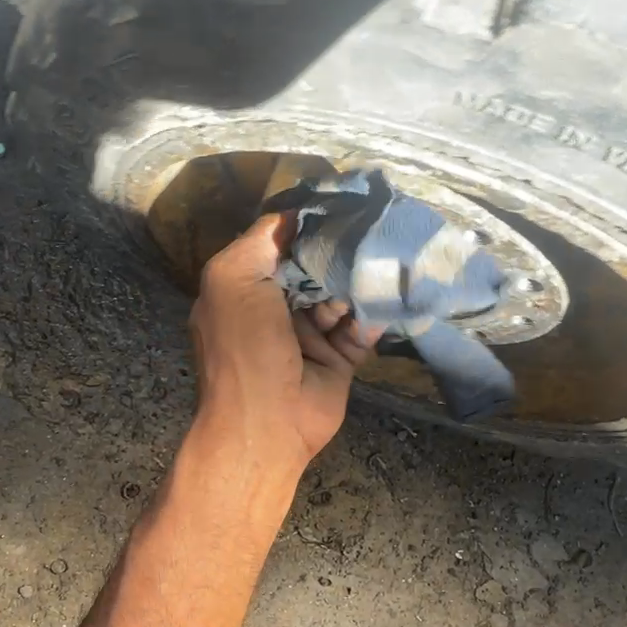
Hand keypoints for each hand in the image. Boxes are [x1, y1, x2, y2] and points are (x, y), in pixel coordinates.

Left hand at [188, 213, 378, 469]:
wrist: (265, 422)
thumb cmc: (244, 346)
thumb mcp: (233, 277)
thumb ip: (261, 239)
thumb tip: (295, 214)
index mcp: (243, 290)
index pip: (278, 246)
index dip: (306, 227)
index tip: (341, 204)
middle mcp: (273, 310)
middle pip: (314, 269)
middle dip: (339, 252)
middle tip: (373, 228)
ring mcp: (307, 337)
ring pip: (341, 295)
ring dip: (358, 281)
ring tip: (383, 262)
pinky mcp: (337, 360)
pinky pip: (361, 328)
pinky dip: (375, 313)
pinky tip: (393, 291)